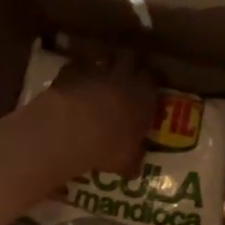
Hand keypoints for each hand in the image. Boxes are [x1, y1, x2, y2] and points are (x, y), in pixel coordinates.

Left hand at [35, 49, 156, 175]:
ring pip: (104, 56)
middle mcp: (124, 77)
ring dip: (102, 62)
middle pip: (130, 58)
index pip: (153, 80)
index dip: (148, 83)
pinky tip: (73, 79)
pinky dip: (76, 69)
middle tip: (123, 71)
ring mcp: (97, 70)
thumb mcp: (125, 161)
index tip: (144, 88)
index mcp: (144, 96)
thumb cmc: (108, 146)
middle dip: (127, 62)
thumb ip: (132, 160)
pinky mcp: (71, 70)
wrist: (72, 128)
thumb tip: (134, 168)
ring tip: (98, 72)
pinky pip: (77, 64)